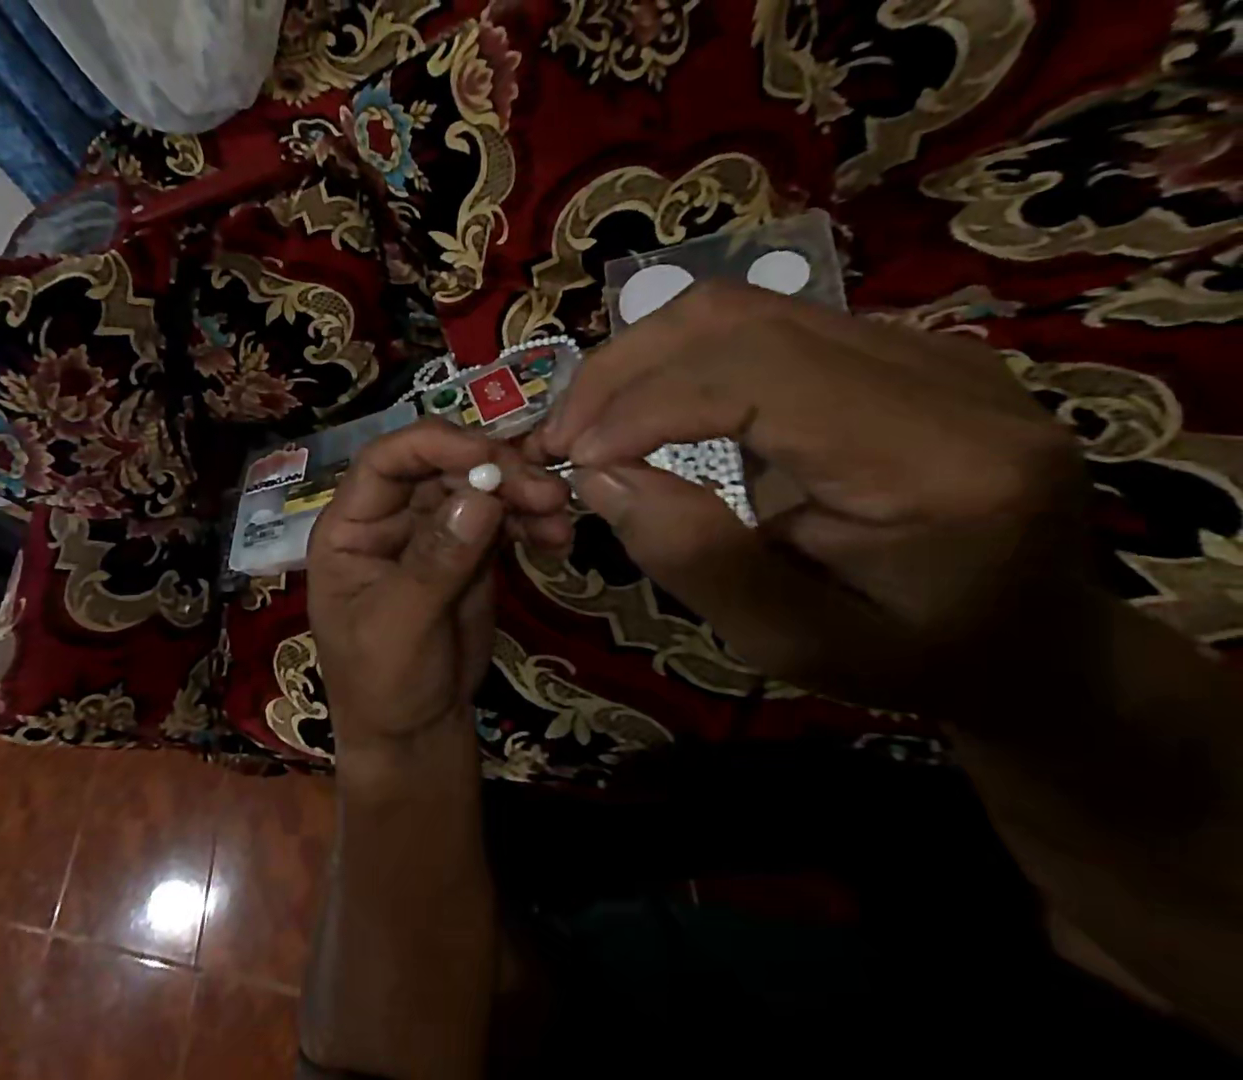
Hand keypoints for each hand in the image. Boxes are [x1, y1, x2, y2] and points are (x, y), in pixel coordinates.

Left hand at [308, 419, 569, 776]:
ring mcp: (430, 534)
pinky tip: (557, 537)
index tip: (491, 455)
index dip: (433, 445)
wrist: (416, 730)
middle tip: (545, 491)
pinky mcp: (468, 555)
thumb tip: (480, 496)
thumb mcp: (399, 627)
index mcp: (349, 529)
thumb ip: (435, 563)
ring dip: (521, 492)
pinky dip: (530, 520)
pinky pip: (500, 520)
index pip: (383, 462)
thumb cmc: (383, 683)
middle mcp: (388, 521)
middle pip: (439, 467)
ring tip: (559, 515)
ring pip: (476, 489)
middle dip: (492, 469)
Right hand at [531, 281, 1098, 715]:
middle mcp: (941, 375)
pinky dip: (671, 364)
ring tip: (584, 425)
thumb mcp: (789, 641)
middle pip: (735, 321)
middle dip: (618, 375)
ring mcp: (919, 348)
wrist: (1030, 635)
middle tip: (556, 441)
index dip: (643, 408)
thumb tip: (597, 476)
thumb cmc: (908, 655)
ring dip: (635, 362)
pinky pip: (754, 326)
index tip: (571, 462)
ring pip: (734, 309)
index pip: (757, 378)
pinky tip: (639, 413)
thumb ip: (696, 559)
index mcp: (935, 462)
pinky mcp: (888, 348)